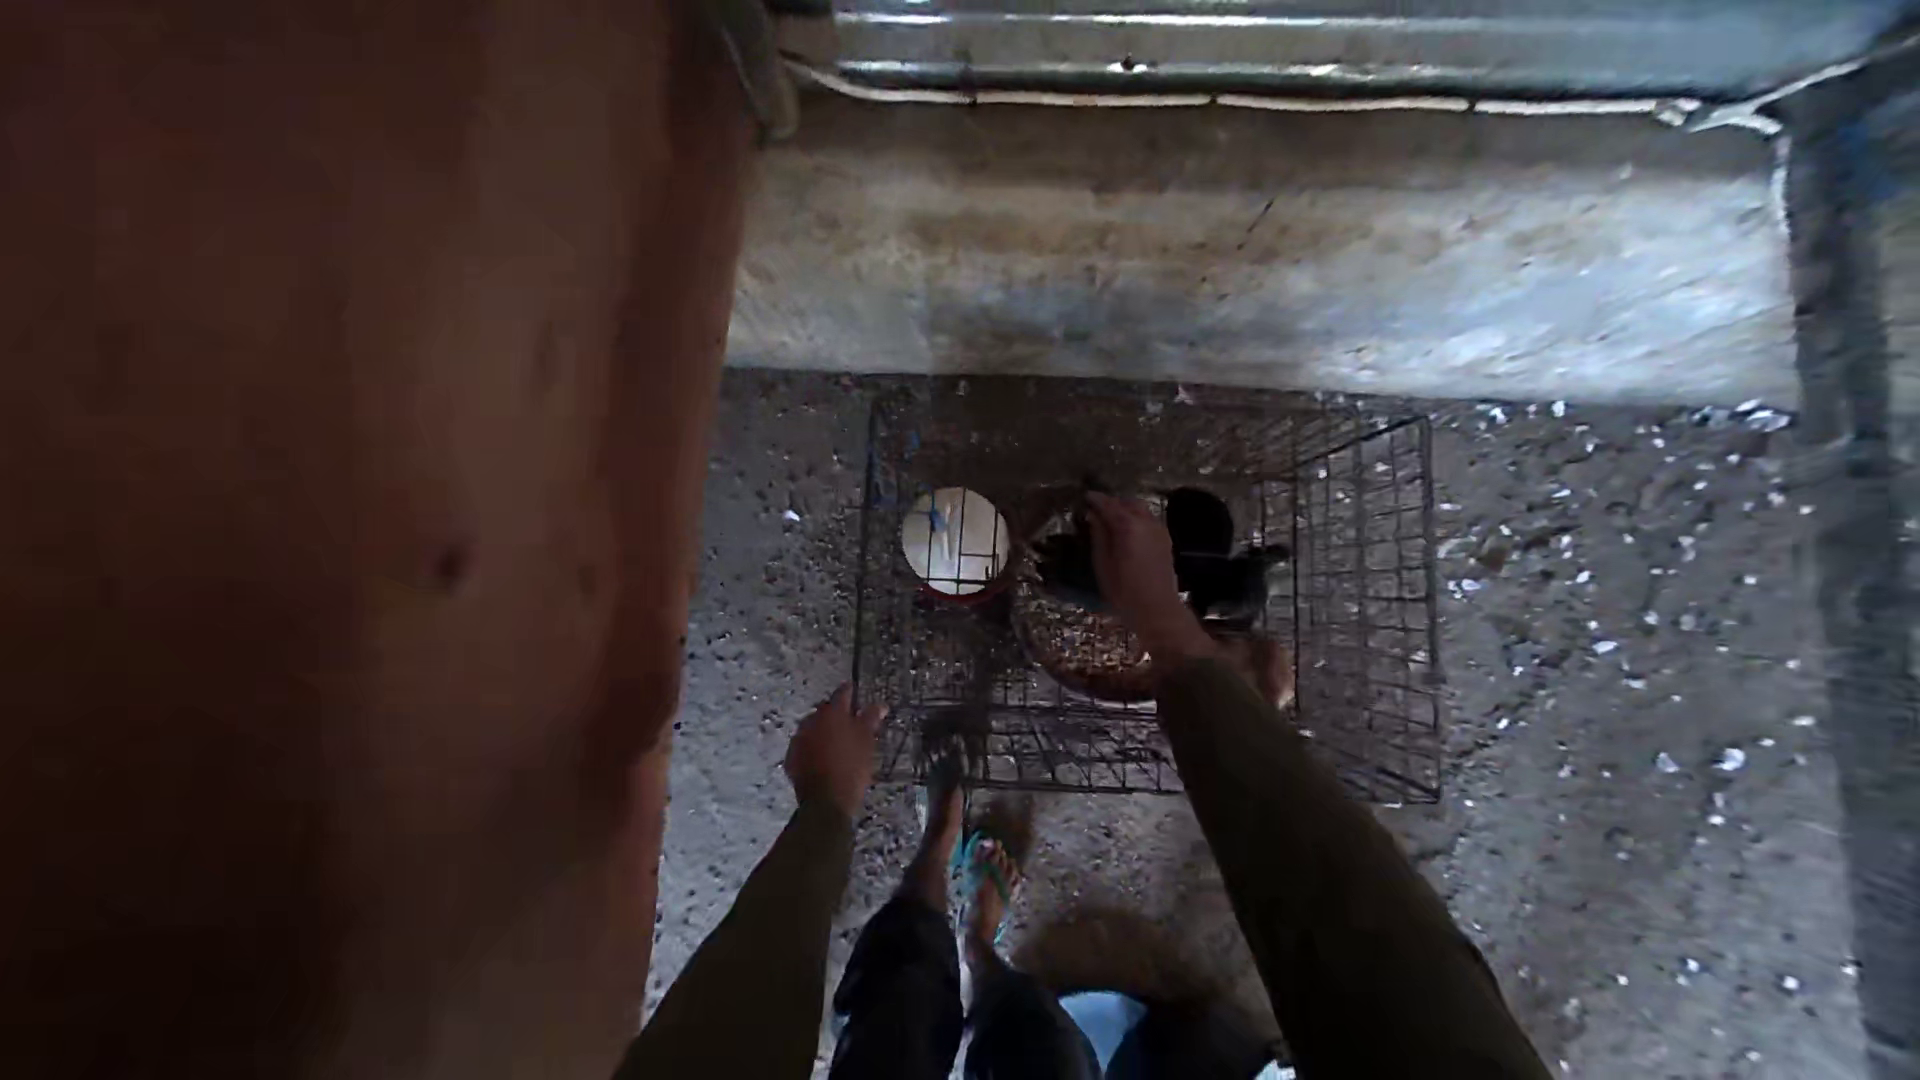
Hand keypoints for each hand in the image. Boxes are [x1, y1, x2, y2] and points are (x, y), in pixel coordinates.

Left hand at [784, 684, 886, 817]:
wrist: (826, 802)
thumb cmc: (852, 767)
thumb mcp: (867, 742)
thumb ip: (870, 719)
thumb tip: (879, 705)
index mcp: (832, 714)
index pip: (842, 694)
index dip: (850, 691)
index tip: (854, 689)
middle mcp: (812, 721)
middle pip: (825, 710)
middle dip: (835, 712)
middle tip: (849, 720)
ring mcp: (799, 740)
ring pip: (812, 727)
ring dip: (822, 729)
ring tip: (835, 740)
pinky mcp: (791, 758)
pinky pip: (804, 745)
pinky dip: (812, 746)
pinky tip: (822, 756)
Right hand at [1084, 492, 1215, 665]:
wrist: (1157, 609)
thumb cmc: (1123, 590)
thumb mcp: (1103, 563)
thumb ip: (1099, 536)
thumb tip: (1094, 516)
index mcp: (1128, 526)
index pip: (1109, 505)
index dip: (1096, 499)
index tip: (1085, 497)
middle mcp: (1146, 522)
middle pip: (1127, 502)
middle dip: (1112, 502)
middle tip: (1097, 508)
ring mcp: (1159, 530)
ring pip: (1141, 509)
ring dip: (1125, 508)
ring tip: (1111, 518)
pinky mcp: (1165, 540)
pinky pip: (1148, 519)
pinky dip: (1136, 517)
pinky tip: (1127, 529)